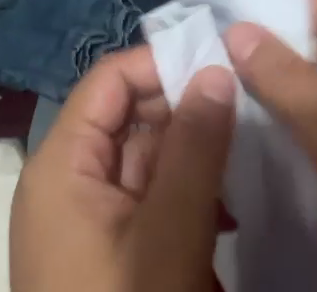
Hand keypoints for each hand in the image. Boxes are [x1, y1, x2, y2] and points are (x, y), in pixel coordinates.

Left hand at [10, 45, 236, 291]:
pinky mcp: (110, 255)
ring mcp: (89, 222)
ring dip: (197, 153)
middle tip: (252, 102)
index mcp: (62, 164)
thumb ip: (194, 150)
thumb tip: (217, 69)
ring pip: (146, 160)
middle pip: (129, 118)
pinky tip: (233, 204)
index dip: (162, 64)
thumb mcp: (166, 235)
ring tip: (254, 147)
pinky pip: (150, 201)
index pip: (109, 81)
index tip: (224, 61)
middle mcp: (68, 182)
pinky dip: (189, 194)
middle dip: (188, 108)